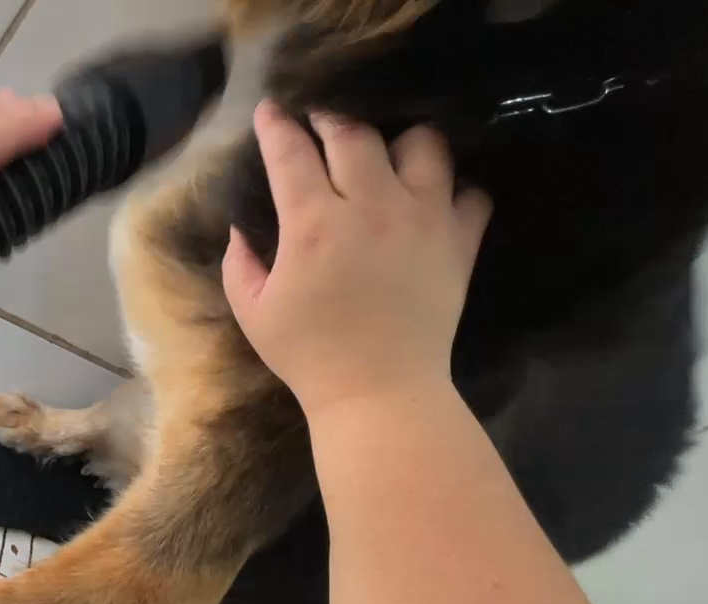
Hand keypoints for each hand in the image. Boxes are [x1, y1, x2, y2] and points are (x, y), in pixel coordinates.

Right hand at [222, 102, 492, 417]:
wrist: (377, 387)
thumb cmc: (304, 352)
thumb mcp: (252, 311)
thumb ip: (240, 263)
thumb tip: (243, 228)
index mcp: (313, 226)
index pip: (293, 157)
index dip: (277, 129)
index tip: (270, 111)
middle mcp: (372, 206)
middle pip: (355, 136)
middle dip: (330, 120)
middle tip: (318, 122)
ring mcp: (425, 215)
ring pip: (421, 144)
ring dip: (396, 141)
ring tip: (381, 155)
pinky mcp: (460, 235)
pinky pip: (467, 187)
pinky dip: (447, 185)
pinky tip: (426, 200)